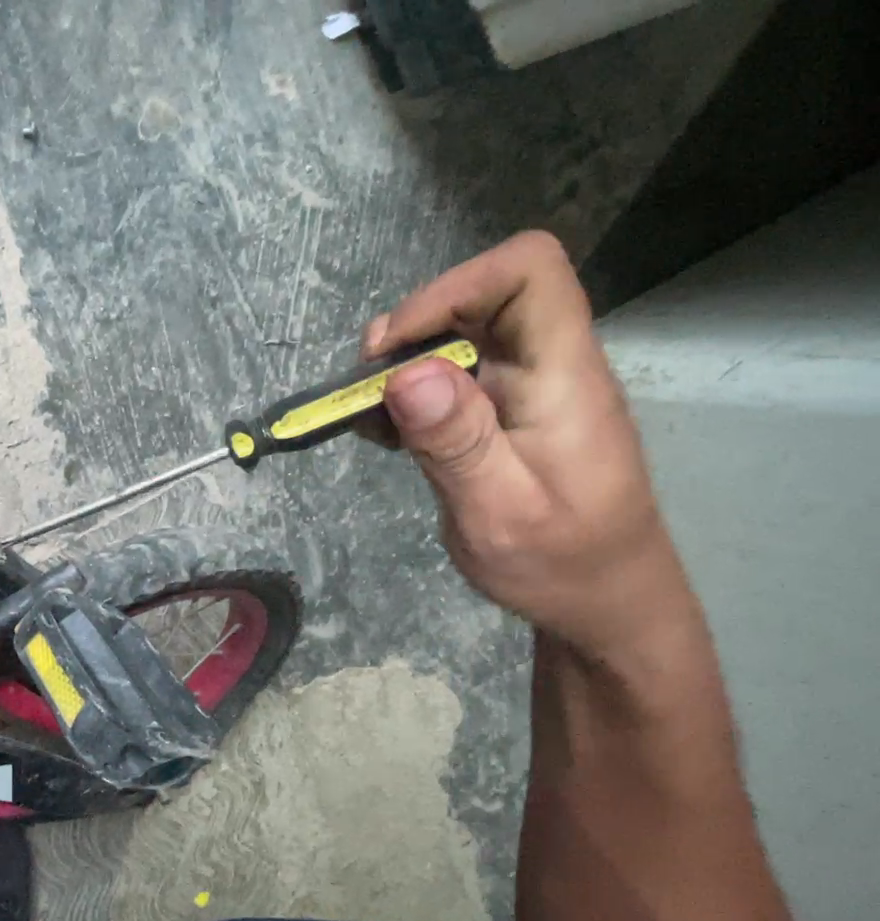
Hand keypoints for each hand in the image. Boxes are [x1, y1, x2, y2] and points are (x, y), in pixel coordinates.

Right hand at [365, 231, 695, 656]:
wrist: (601, 602)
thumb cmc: (559, 565)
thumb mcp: (500, 514)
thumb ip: (458, 442)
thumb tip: (408, 372)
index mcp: (562, 376)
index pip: (528, 271)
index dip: (451, 289)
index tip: (395, 350)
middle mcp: (546, 366)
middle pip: (485, 292)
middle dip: (413, 326)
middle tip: (366, 388)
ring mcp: (525, 388)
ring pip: (459, 332)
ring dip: (401, 362)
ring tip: (367, 415)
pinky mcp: (501, 411)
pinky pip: (450, 374)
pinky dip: (406, 392)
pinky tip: (385, 433)